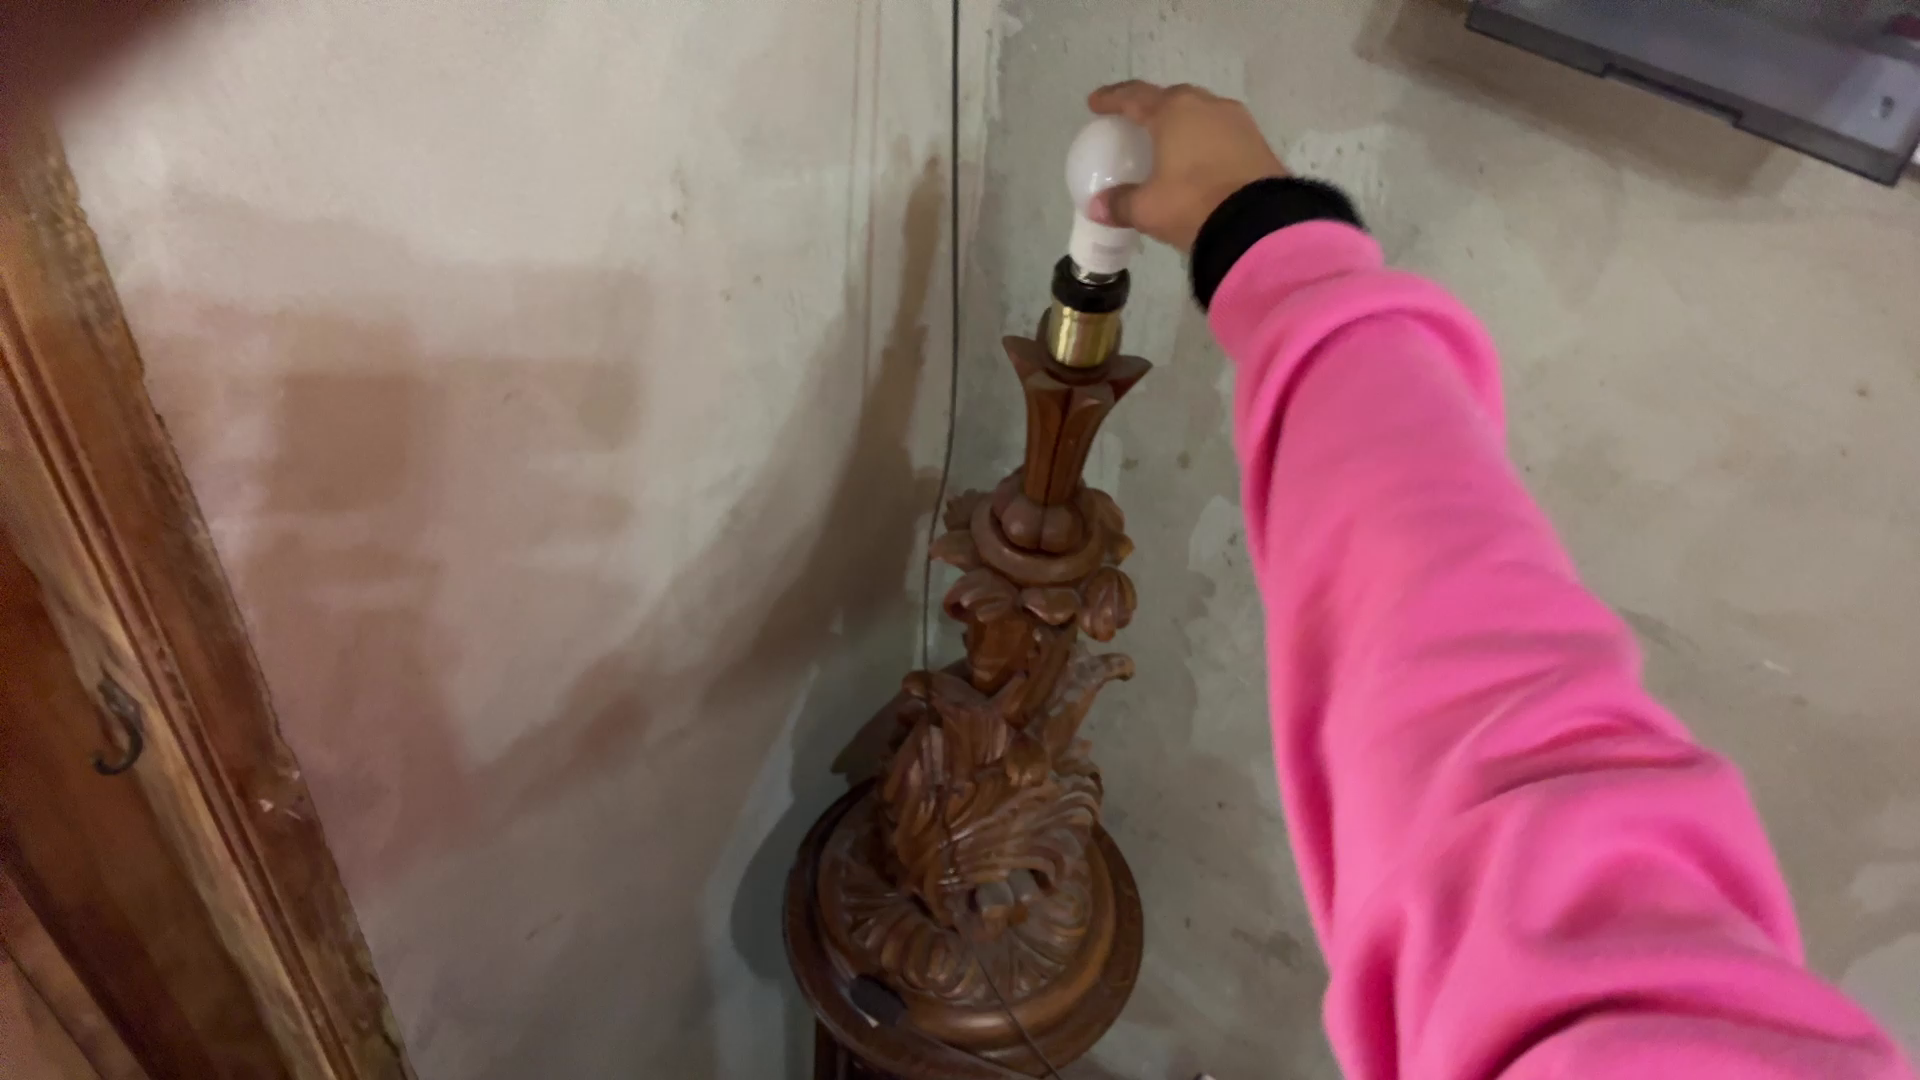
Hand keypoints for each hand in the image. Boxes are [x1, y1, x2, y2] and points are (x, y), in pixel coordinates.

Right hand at [1085, 81, 1288, 253]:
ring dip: (1180, 123)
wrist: (1256, 222)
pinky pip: (1219, 134)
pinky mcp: (1256, 141)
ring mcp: (1236, 121)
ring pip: (1200, 114)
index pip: (1135, 97)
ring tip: (1167, 142)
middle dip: (1150, 107)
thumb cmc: (1192, 204)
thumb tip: (1097, 206)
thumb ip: (1120, 204)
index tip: (1096, 103)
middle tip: (1135, 121)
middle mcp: (1206, 106)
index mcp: (1174, 112)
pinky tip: (1196, 160)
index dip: (1112, 99)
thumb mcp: (1148, 209)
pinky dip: (1202, 141)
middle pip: (1171, 98)